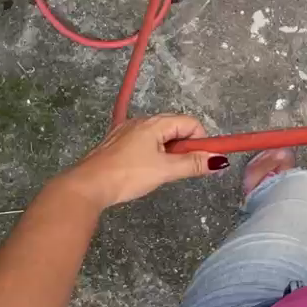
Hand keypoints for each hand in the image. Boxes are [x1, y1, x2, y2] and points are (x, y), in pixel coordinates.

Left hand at [50, 115, 228, 209]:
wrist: (87, 185)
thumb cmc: (128, 175)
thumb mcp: (164, 170)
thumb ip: (192, 164)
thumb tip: (219, 160)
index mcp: (155, 123)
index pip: (190, 123)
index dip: (201, 141)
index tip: (200, 162)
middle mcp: (141, 121)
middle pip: (175, 127)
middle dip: (185, 146)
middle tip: (181, 169)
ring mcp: (127, 130)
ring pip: (159, 136)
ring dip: (169, 151)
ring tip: (162, 172)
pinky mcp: (117, 143)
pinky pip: (144, 142)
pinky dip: (153, 153)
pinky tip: (145, 171)